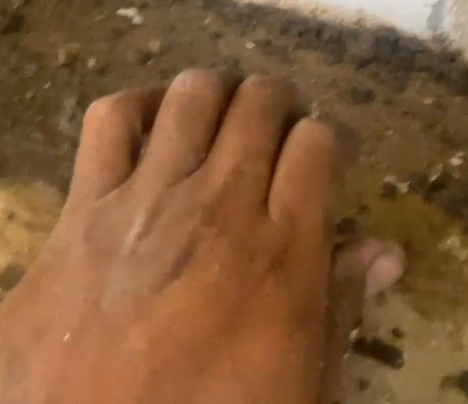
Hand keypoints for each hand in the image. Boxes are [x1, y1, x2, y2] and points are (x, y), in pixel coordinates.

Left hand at [0, 70, 403, 403]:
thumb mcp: (298, 386)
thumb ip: (339, 306)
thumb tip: (383, 250)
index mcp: (280, 253)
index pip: (317, 142)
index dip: (326, 139)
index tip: (320, 158)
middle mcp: (219, 206)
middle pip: (260, 101)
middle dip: (277, 102)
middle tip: (274, 131)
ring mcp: (148, 200)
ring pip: (195, 92)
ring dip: (217, 95)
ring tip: (220, 121)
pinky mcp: (83, 207)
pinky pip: (111, 118)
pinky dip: (137, 106)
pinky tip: (152, 128)